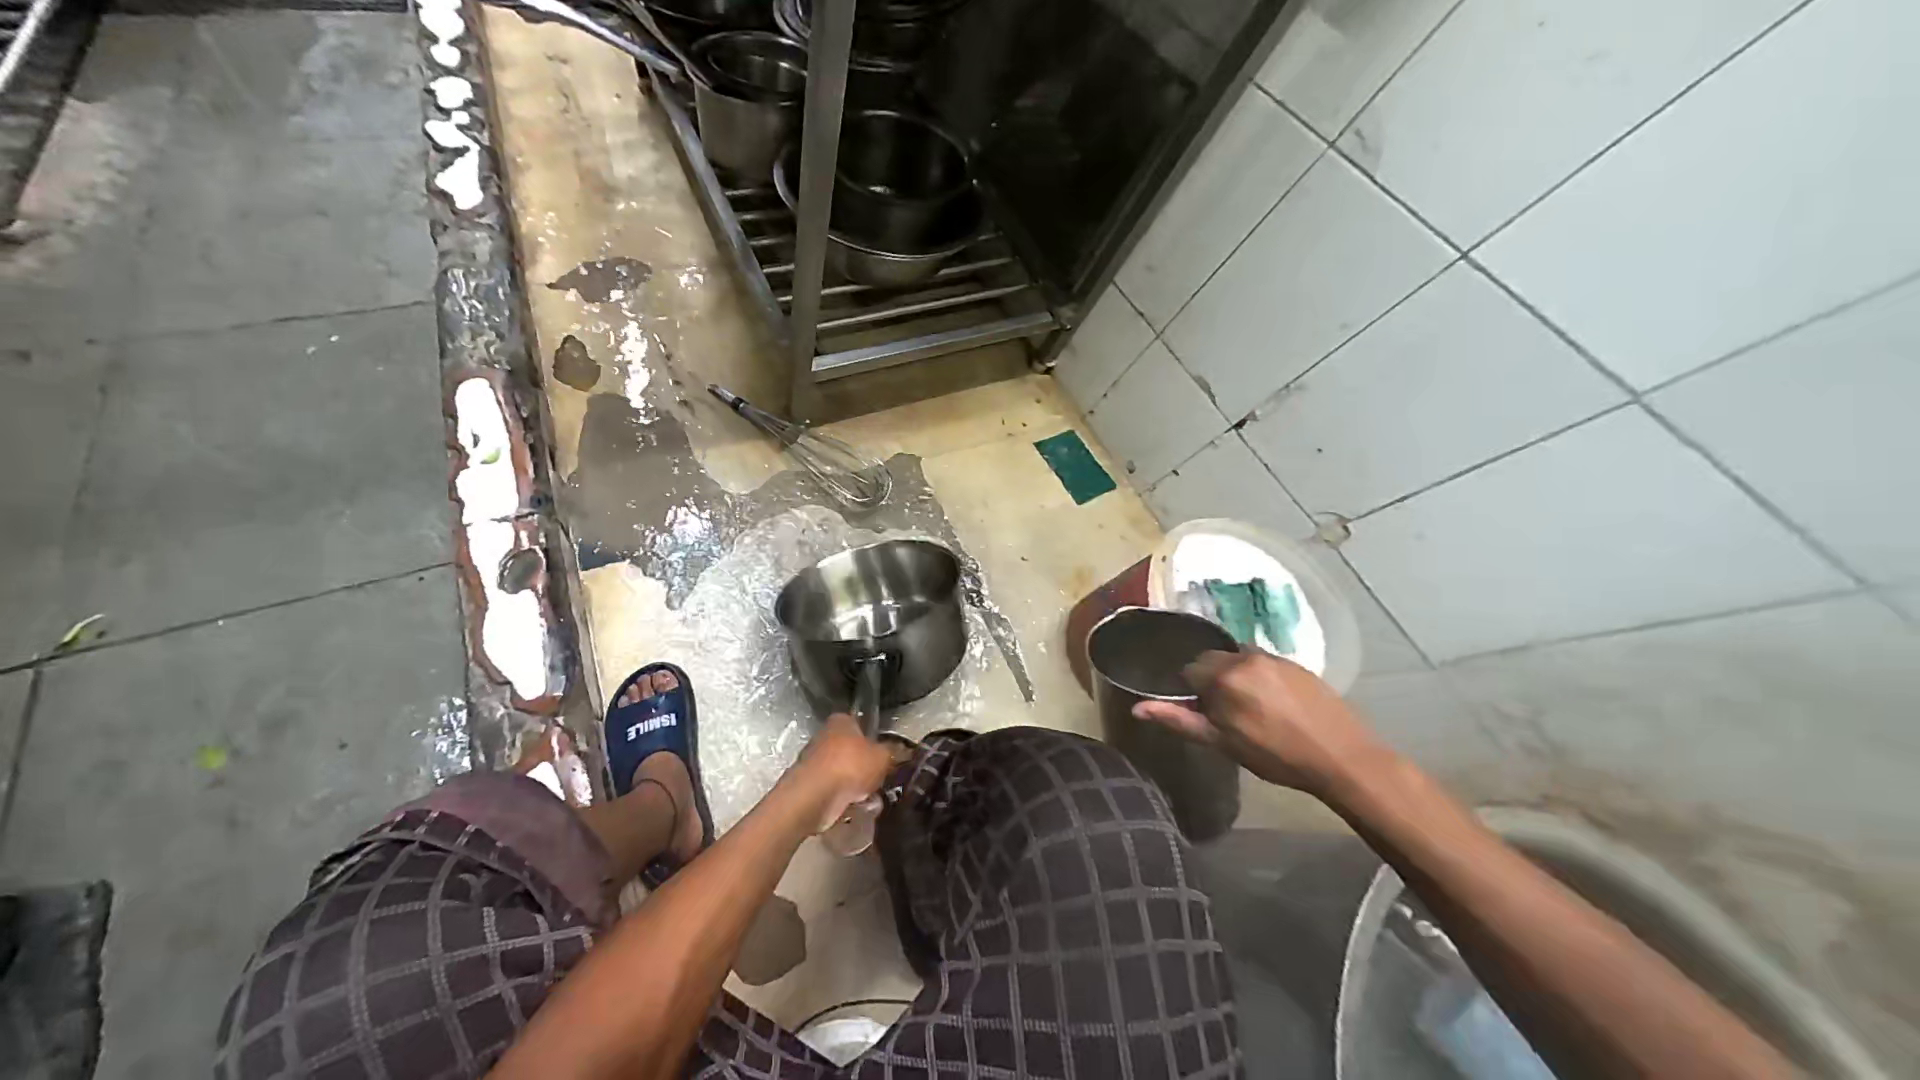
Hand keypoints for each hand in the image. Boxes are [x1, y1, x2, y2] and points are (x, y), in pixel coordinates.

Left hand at [790, 714, 895, 833]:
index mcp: (841, 721)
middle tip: (882, 780)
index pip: (862, 725)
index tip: (886, 757)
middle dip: (867, 767)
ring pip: (845, 773)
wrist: (813, 798)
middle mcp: (825, 736)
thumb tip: (903, 752)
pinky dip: (845, 799)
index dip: (876, 740)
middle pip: (854, 751)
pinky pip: (835, 791)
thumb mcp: (883, 757)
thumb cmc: (850, 766)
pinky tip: (856, 809)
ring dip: (858, 786)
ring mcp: (815, 762)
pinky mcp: (810, 786)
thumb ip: (894, 753)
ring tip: (872, 799)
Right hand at [1131, 650, 1386, 795]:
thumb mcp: (1222, 743)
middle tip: (1228, 713)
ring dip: (1236, 677)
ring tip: (1253, 709)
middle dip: (1213, 680)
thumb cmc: (1276, 756)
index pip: (1190, 670)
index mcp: (1223, 676)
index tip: (1207, 714)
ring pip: (1238, 659)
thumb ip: (1179, 721)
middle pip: (1213, 660)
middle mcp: (1245, 657)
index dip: (1194, 692)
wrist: (1341, 757)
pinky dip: (1259, 677)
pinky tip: (1274, 703)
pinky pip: (1263, 662)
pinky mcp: (1296, 662)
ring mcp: (1273, 657)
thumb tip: (1138, 709)